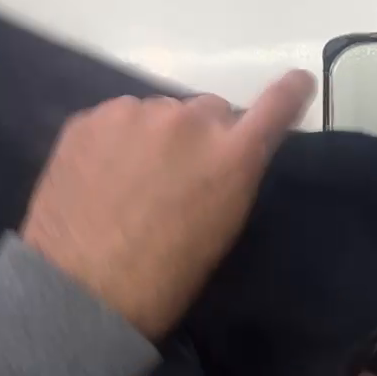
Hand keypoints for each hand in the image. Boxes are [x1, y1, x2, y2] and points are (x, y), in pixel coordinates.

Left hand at [21, 70, 314, 339]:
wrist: (79, 293)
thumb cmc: (164, 279)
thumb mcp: (221, 229)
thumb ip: (232, 177)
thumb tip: (225, 155)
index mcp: (231, 156)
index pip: (276, 106)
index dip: (289, 92)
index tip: (296, 82)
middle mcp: (187, 121)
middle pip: (207, 110)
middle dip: (201, 135)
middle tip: (179, 176)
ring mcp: (133, 114)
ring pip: (157, 113)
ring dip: (154, 136)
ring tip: (131, 181)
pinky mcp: (88, 119)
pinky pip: (116, 120)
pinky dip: (115, 141)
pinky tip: (101, 176)